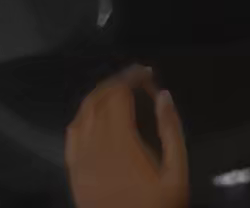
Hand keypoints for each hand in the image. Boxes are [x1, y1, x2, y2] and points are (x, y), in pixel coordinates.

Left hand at [65, 66, 187, 207]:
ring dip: (100, 95)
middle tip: (137, 81)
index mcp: (120, 140)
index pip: (119, 92)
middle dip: (118, 82)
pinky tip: (95, 117)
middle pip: (100, 96)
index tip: (147, 74)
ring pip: (84, 110)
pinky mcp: (74, 172)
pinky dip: (83, 115)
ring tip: (119, 93)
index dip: (132, 77)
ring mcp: (80, 157)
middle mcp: (94, 143)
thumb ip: (171, 132)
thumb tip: (164, 95)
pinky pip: (73, 132)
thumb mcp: (176, 176)